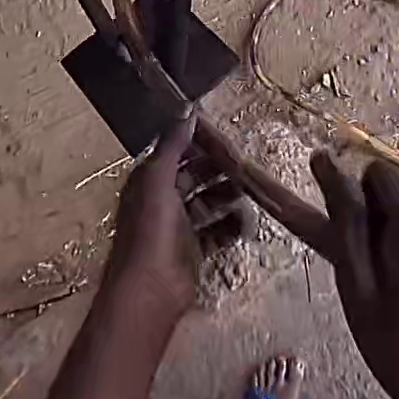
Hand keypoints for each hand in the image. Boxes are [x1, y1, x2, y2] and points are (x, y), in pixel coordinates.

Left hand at [102, 117, 238, 318]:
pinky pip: (215, 233)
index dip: (196, 144)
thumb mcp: (158, 178)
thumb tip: (188, 109)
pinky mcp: (192, 251)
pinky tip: (246, 222)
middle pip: (193, 177)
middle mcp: (161, 199)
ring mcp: (177, 226)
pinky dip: (229, 227)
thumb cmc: (151, 228)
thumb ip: (173, 144)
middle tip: (243, 164)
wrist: (150, 289)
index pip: (174, 153)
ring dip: (226, 197)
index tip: (223, 137)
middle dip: (216, 170)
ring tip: (249, 192)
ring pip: (206, 204)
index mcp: (148, 179)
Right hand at [312, 153, 398, 398]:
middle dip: (372, 217)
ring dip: (389, 233)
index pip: (372, 171)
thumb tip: (323, 158)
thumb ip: (343, 214)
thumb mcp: (356, 278)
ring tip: (386, 282)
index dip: (352, 202)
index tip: (349, 242)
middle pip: (392, 189)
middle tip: (365, 267)